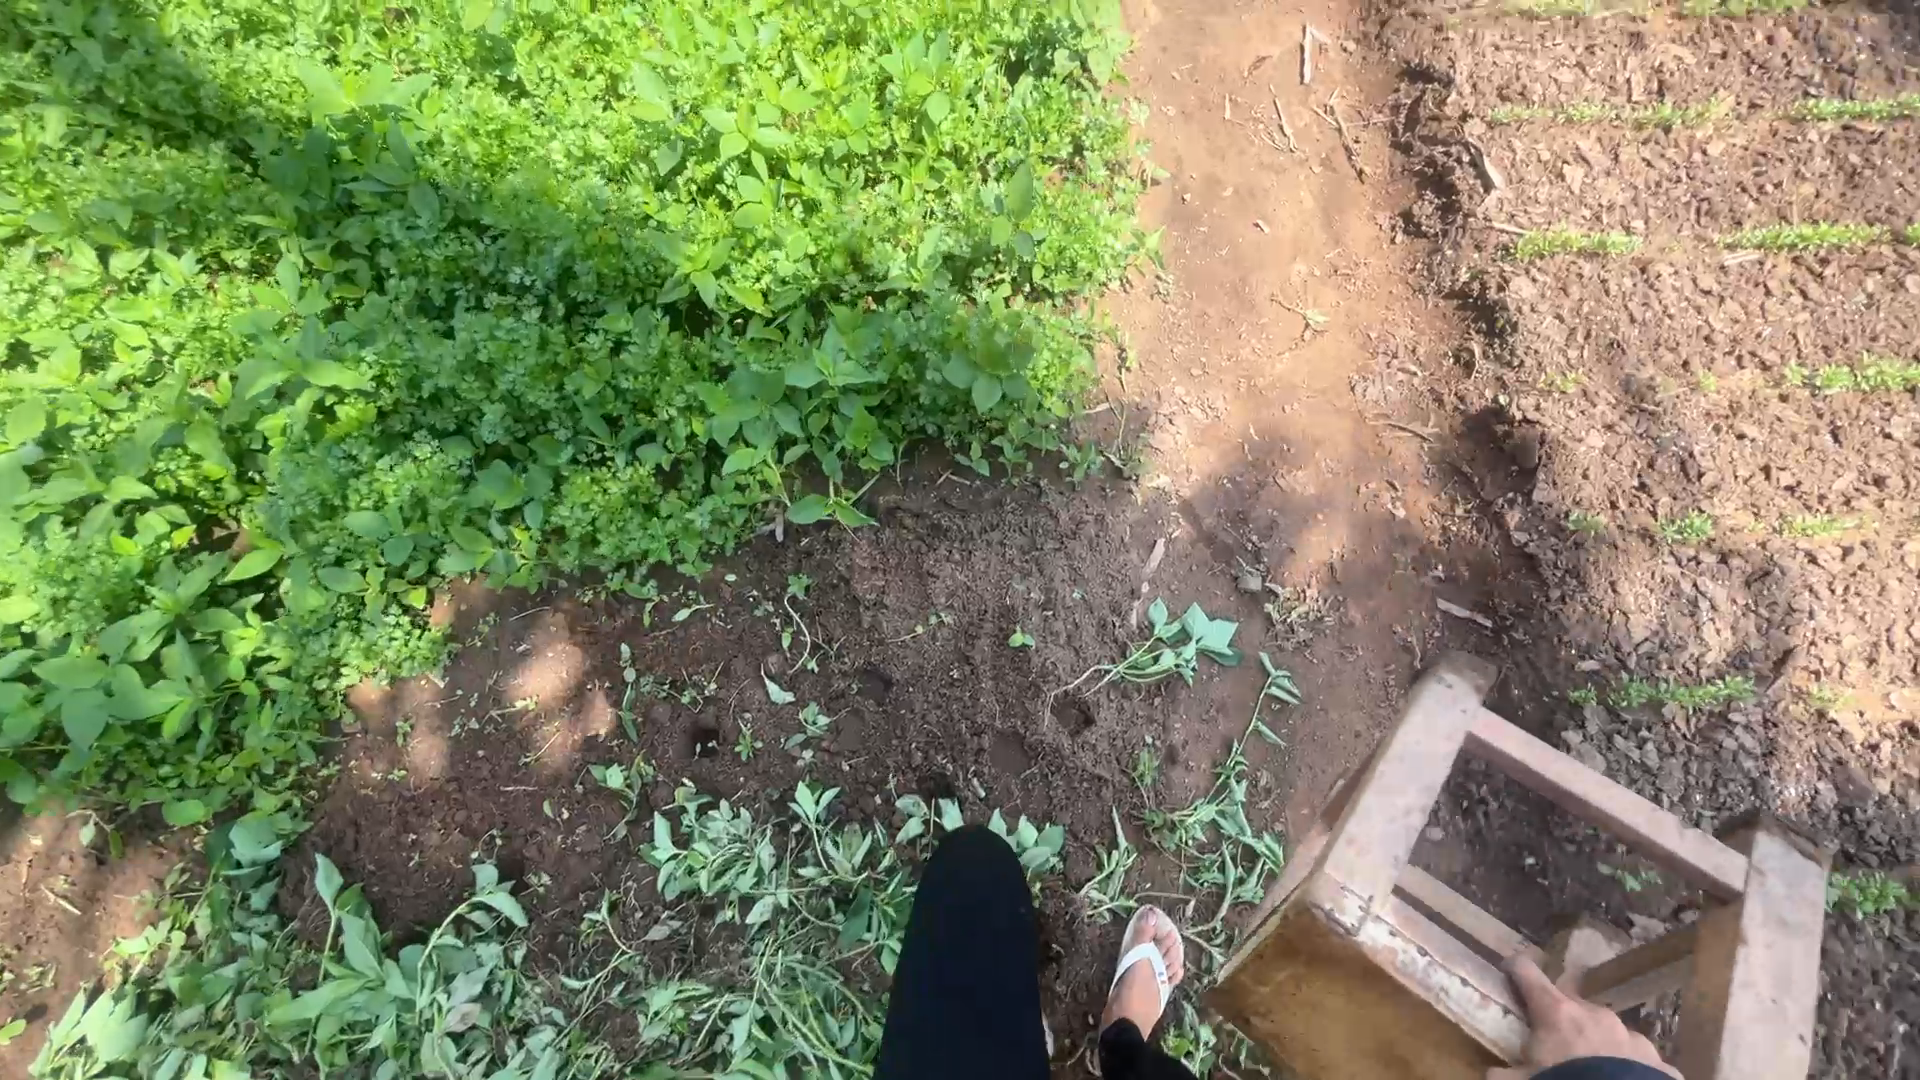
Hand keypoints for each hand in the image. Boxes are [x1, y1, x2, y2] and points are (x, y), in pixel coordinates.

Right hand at [1490, 953, 1681, 1079]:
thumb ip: (1503, 1072)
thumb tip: (1491, 1073)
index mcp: (1555, 1010)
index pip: (1525, 970)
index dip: (1514, 969)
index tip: (1508, 973)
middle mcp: (1594, 1014)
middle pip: (1572, 1004)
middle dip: (1564, 1019)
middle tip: (1557, 1045)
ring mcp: (1633, 1038)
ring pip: (1610, 1032)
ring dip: (1600, 1044)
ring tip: (1598, 1071)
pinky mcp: (1664, 1065)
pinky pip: (1643, 1061)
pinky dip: (1634, 1069)